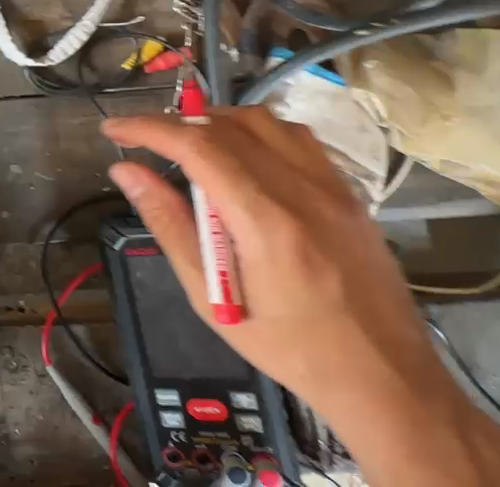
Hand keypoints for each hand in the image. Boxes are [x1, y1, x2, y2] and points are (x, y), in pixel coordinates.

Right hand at [104, 108, 499, 486]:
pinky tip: (241, 154)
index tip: (113, 129)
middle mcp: (303, 192)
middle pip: (225, 125)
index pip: (196, 146)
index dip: (147, 128)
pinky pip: (297, 137)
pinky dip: (256, 131)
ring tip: (189, 145)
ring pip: (263, 121)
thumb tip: (126, 171)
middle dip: (174, 124)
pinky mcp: (350, 193)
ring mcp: (333, 188)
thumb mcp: (211, 297)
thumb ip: (168, 224)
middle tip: (143, 143)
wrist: (386, 378)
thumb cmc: (290, 346)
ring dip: (215, 121)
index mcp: (266, 222)